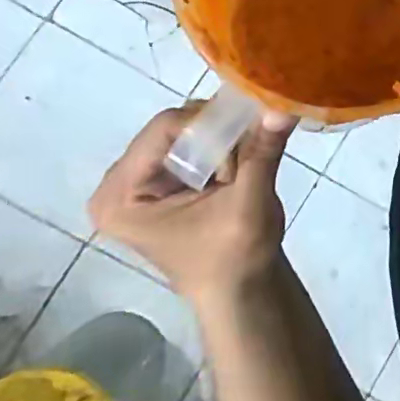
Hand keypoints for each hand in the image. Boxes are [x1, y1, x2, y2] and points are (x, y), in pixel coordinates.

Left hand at [89, 103, 295, 304]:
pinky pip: (185, 139)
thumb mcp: (250, 203)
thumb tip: (282, 106)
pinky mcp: (155, 176)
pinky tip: (233, 163)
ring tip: (241, 164)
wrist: (241, 294)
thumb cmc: (236, 260)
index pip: (164, 128)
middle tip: (247, 146)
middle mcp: (116, 182)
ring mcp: (134, 178)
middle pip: (170, 126)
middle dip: (214, 131)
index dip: (208, 124)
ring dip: (217, 136)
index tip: (245, 136)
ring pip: (182, 128)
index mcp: (119, 196)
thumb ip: (262, 150)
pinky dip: (214, 143)